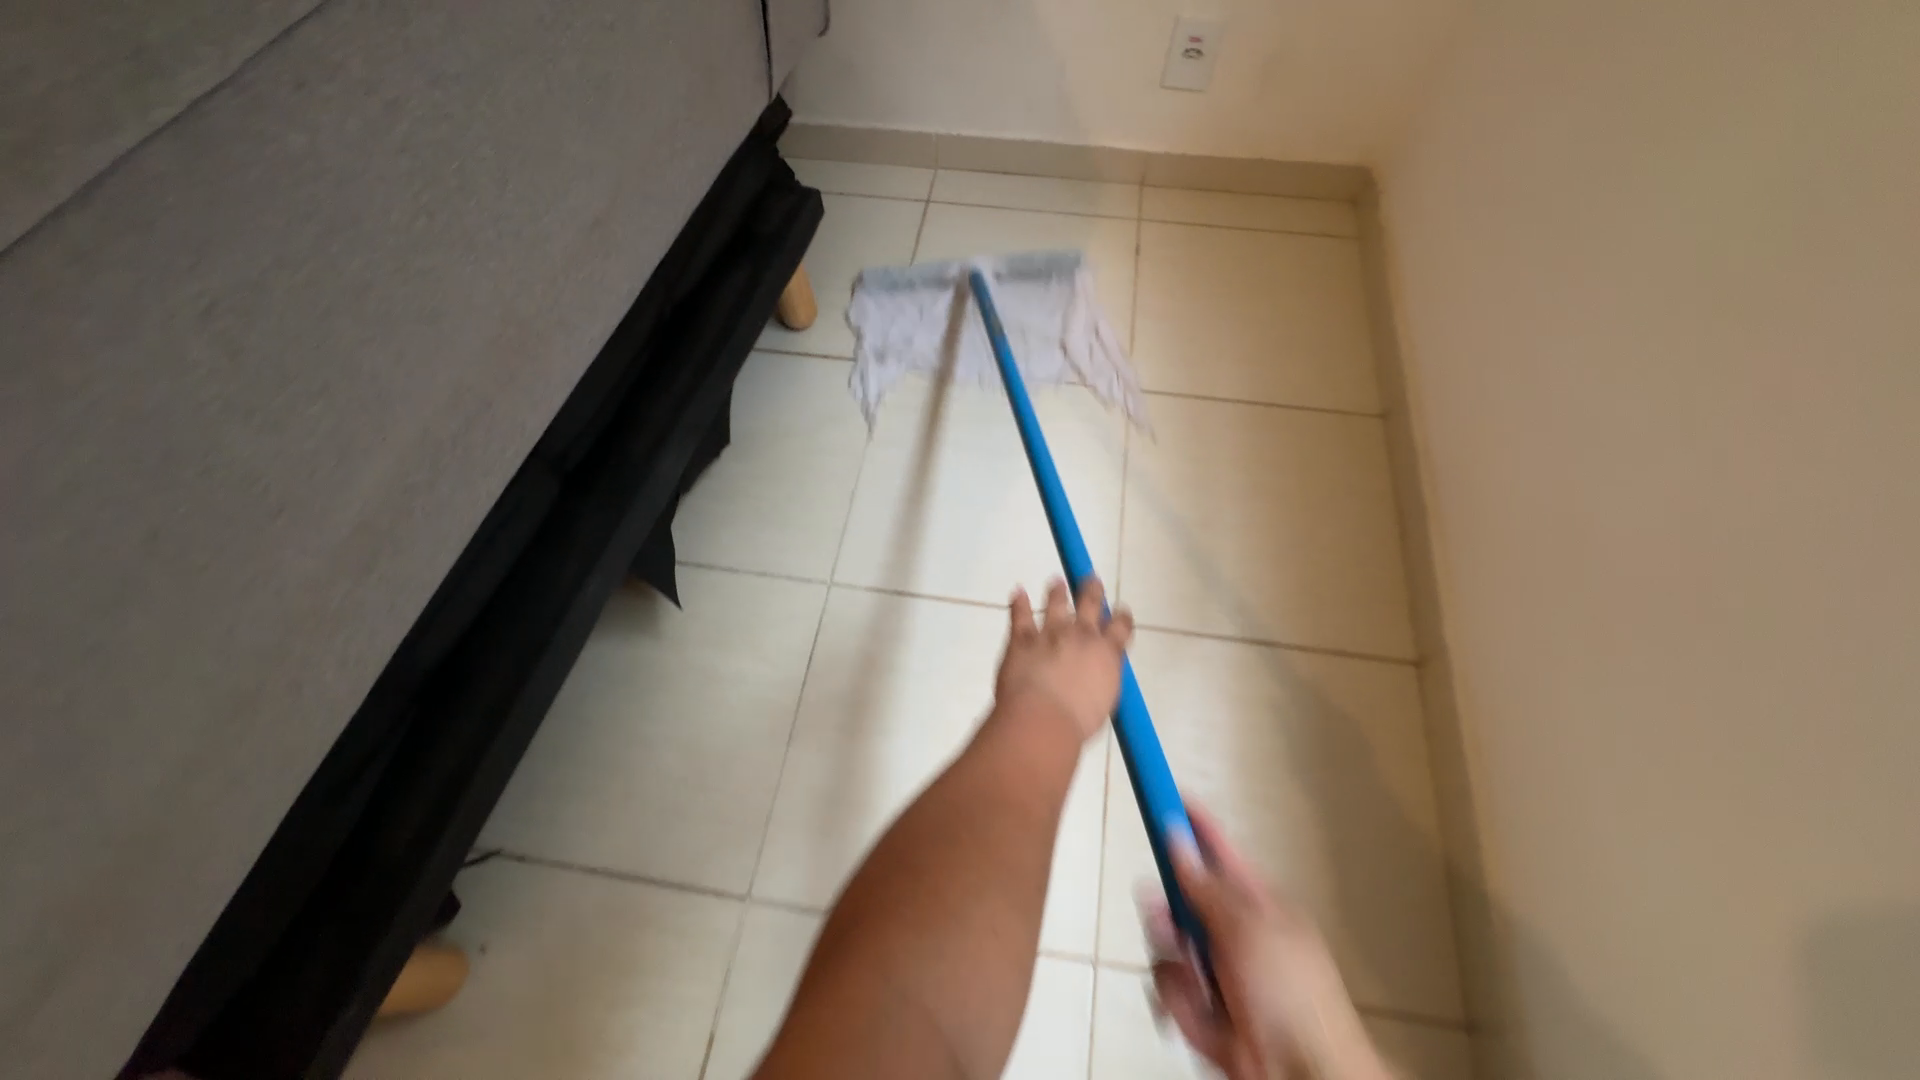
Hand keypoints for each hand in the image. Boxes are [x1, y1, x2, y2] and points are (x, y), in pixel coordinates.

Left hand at [994, 578, 1133, 742]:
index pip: (1121, 627)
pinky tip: (1017, 591)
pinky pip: (1019, 614)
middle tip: (1092, 579)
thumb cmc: (1078, 722)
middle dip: (1092, 589)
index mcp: (1107, 653)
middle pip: (1090, 603)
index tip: (1121, 612)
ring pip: (1055, 602)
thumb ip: (1101, 682)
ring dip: (1056, 590)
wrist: (1042, 719)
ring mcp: (1050, 633)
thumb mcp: (1103, 702)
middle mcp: (1081, 635)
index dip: (1122, 617)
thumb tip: (1096, 679)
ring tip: (1056, 581)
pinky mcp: (1022, 638)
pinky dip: (1018, 601)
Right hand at [1144, 806, 1386, 1079]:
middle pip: (1179, 897)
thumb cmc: (1289, 994)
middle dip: (1168, 912)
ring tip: (1200, 985)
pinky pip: (1167, 985)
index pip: (1218, 852)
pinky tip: (1203, 1016)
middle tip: (1165, 918)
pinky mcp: (1199, 1006)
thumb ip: (1205, 884)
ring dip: (1177, 963)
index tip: (1164, 796)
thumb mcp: (1248, 928)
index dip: (1192, 824)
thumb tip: (1177, 835)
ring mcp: (1215, 969)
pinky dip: (1179, 1001)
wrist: (1299, 1076)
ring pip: (1166, 942)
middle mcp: (1231, 931)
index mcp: (1256, 903)